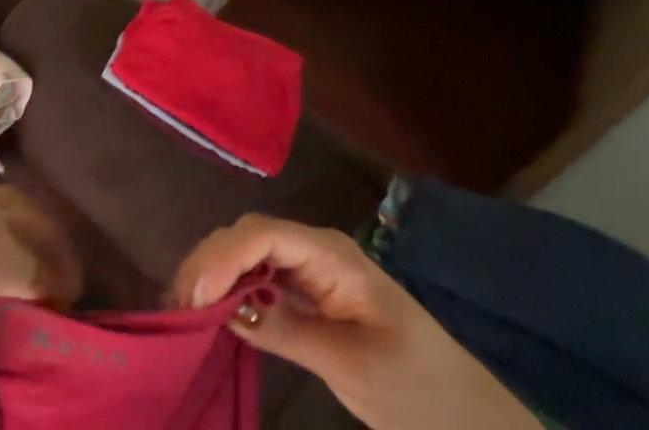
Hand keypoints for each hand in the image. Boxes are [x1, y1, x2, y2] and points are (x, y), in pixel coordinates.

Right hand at [172, 216, 539, 429]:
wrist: (470, 422)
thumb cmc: (421, 390)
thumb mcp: (354, 365)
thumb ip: (289, 331)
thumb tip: (228, 310)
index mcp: (333, 256)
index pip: (264, 236)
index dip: (222, 258)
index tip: (194, 298)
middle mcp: (317, 253)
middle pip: (248, 238)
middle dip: (208, 263)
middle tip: (178, 306)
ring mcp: (311, 273)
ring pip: (246, 255)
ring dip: (213, 274)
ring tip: (185, 308)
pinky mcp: (307, 297)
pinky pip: (257, 279)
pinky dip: (229, 291)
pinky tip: (213, 313)